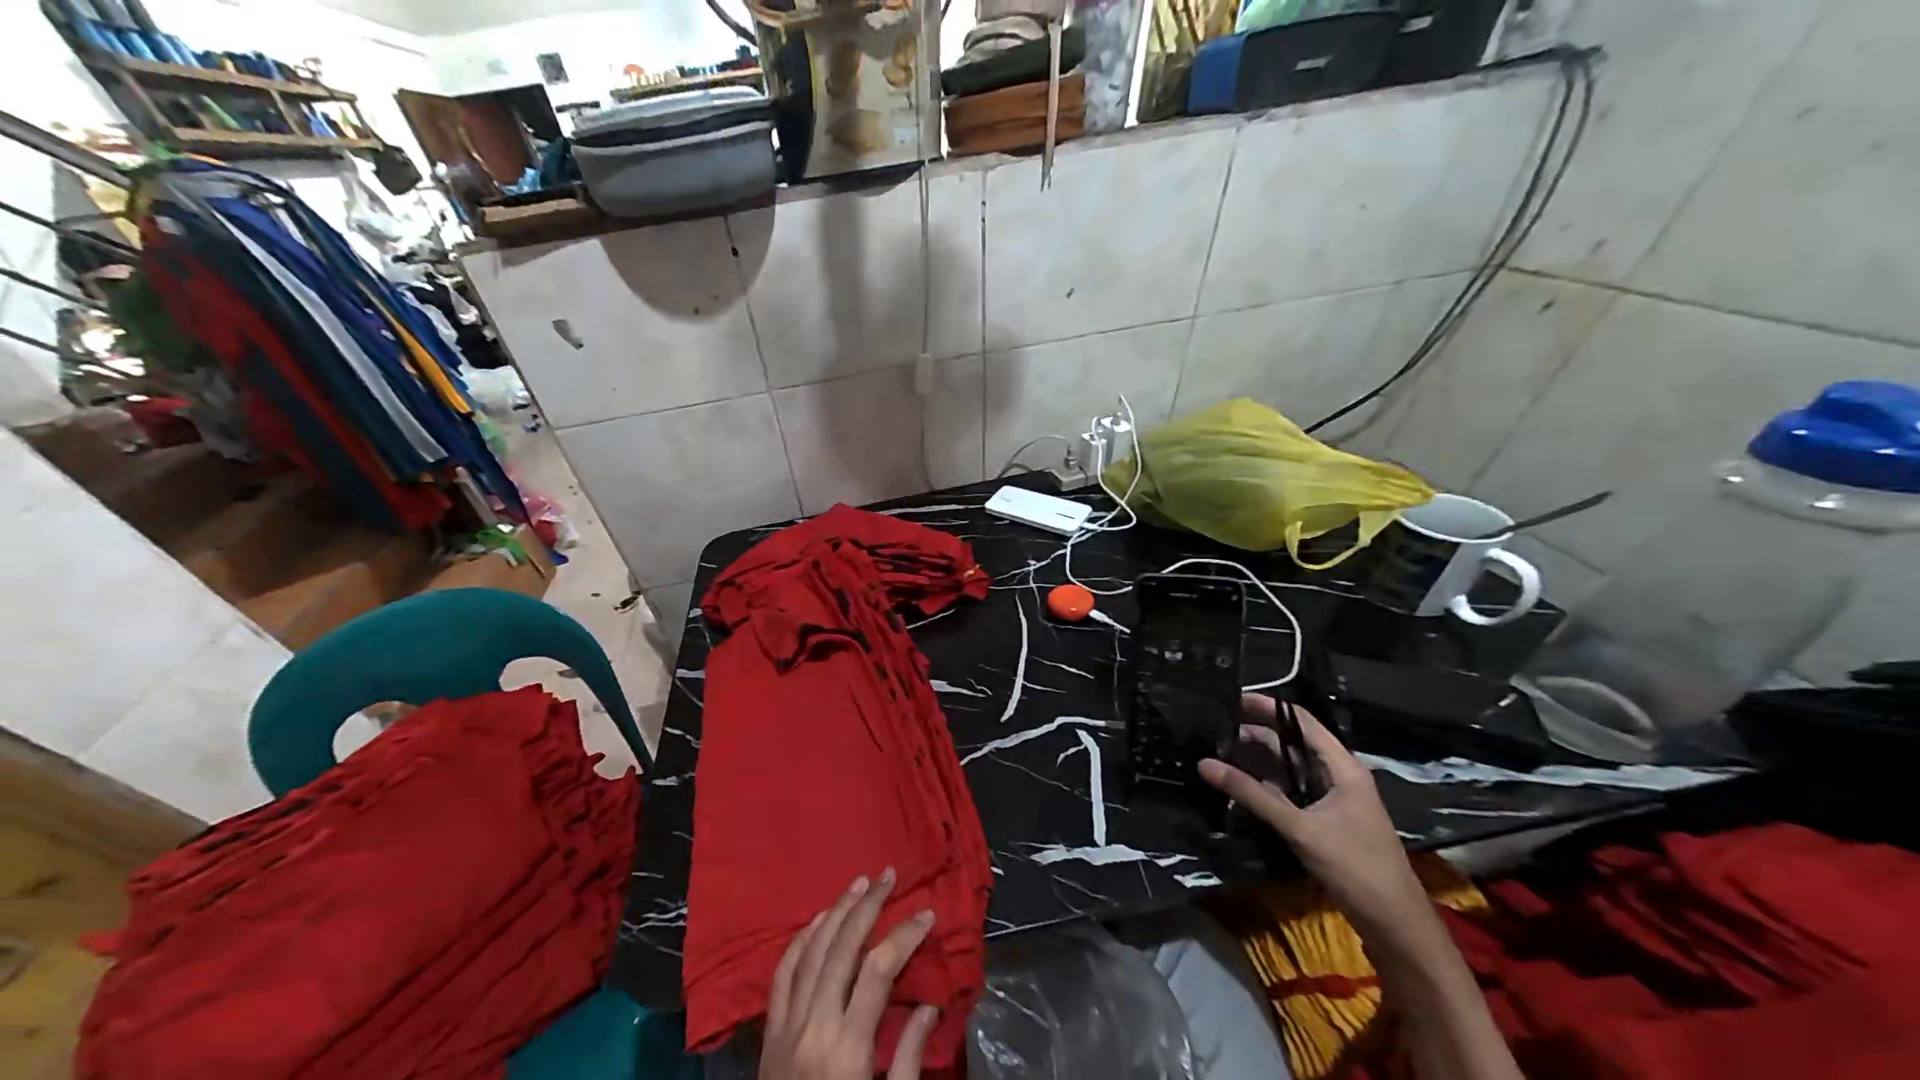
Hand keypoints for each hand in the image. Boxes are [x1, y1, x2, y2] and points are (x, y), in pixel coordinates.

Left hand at [760, 869, 939, 1079]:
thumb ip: (909, 1058)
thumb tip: (930, 1006)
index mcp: (847, 1047)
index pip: (879, 970)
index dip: (904, 935)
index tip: (927, 914)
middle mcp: (813, 1026)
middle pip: (841, 948)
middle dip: (868, 906)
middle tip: (888, 875)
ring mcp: (785, 1027)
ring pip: (810, 953)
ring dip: (835, 912)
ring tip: (857, 883)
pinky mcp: (768, 1034)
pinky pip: (781, 976)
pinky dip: (799, 941)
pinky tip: (816, 921)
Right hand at [1199, 695, 1430, 934]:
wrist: (1394, 923)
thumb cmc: (1355, 867)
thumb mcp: (1300, 828)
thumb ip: (1252, 795)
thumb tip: (1206, 764)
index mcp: (1343, 768)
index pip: (1302, 722)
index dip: (1268, 707)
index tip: (1232, 700)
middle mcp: (1339, 777)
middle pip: (1294, 744)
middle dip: (1257, 734)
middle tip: (1216, 731)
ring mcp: (1334, 800)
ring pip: (1291, 770)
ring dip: (1260, 762)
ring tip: (1220, 754)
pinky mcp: (1327, 822)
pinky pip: (1293, 793)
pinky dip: (1268, 786)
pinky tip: (1242, 789)